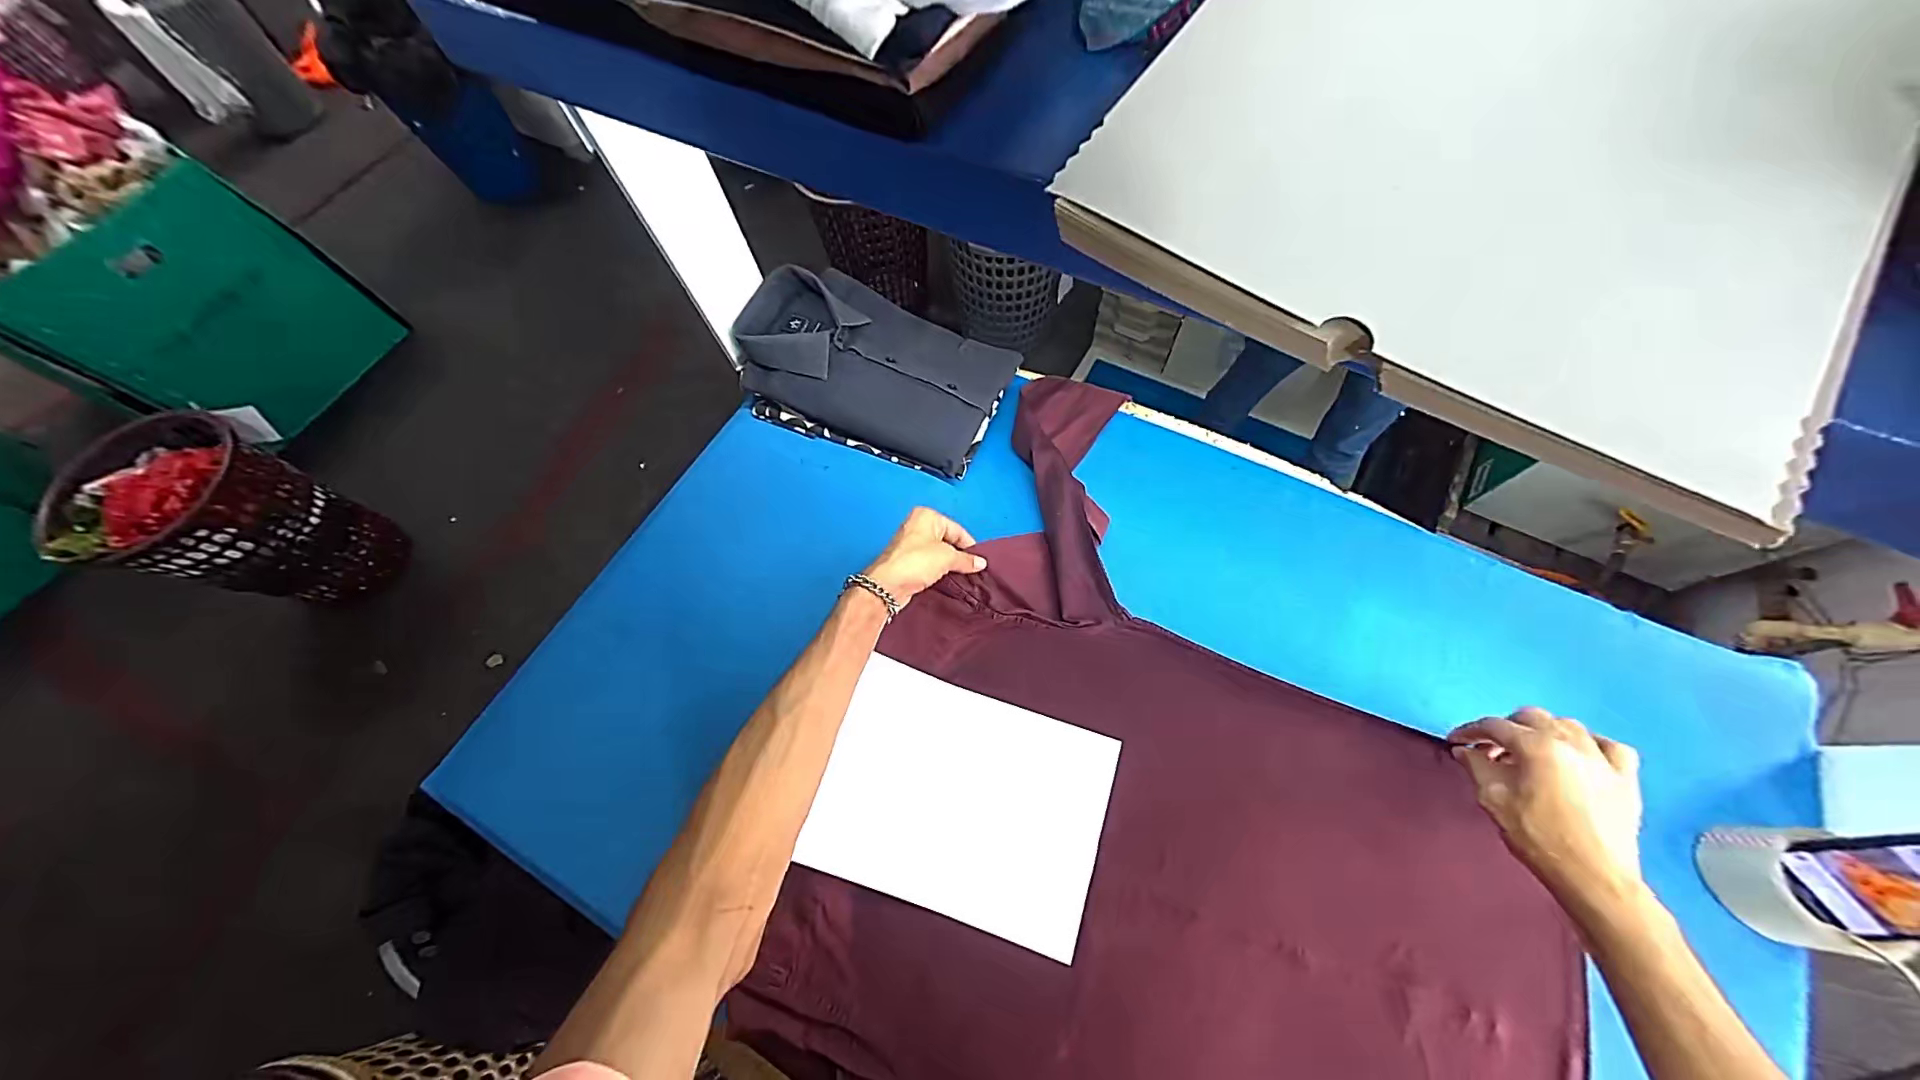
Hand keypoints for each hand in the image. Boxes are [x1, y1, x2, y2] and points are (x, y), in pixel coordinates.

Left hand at [861, 507, 987, 605]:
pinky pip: (929, 564)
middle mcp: (917, 526)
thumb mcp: (948, 557)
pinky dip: (937, 571)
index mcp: (927, 516)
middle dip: (958, 555)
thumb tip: (979, 562)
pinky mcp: (907, 562)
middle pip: (948, 540)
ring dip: (948, 565)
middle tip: (969, 569)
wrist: (889, 585)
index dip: (969, 546)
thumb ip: (966, 559)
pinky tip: (944, 580)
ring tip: (958, 576)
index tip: (977, 560)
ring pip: (938, 553)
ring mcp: (910, 544)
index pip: (957, 529)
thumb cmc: (913, 562)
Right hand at [1447, 707, 1643, 903]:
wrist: (1594, 876)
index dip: (1469, 731)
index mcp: (1537, 746)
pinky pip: (1609, 746)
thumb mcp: (1493, 799)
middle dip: (1506, 728)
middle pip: (1532, 717)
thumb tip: (1465, 750)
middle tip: (1490, 748)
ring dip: (1543, 733)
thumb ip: (1476, 766)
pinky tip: (1579, 757)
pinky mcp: (1626, 778)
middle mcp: (1572, 743)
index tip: (1455, 742)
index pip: (1494, 725)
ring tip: (1530, 753)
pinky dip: (1590, 745)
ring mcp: (1604, 759)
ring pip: (1569, 726)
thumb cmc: (1538, 836)